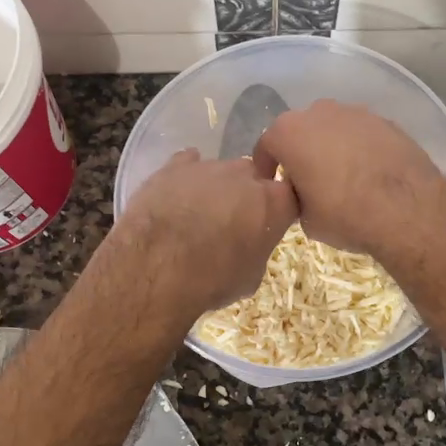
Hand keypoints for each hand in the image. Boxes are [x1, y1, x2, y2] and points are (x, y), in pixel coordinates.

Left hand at [109, 149, 298, 314]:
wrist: (158, 268)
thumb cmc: (212, 280)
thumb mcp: (251, 277)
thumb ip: (258, 249)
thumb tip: (248, 245)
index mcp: (274, 202)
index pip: (288, 196)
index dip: (278, 210)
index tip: (269, 224)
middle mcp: (246, 175)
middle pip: (254, 178)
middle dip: (246, 196)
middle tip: (232, 223)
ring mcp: (210, 166)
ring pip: (221, 172)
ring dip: (216, 189)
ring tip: (197, 216)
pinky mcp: (174, 165)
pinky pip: (187, 164)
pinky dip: (186, 178)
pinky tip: (177, 197)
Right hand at [254, 99, 445, 261]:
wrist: (407, 208)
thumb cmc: (345, 214)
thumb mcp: (306, 219)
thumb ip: (297, 197)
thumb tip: (305, 194)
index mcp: (289, 133)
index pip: (266, 147)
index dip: (268, 168)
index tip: (273, 186)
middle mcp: (318, 112)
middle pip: (300, 132)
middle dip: (300, 152)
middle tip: (307, 180)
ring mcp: (355, 112)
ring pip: (333, 129)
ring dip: (332, 147)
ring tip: (343, 177)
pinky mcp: (385, 120)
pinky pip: (361, 134)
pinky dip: (360, 148)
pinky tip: (369, 173)